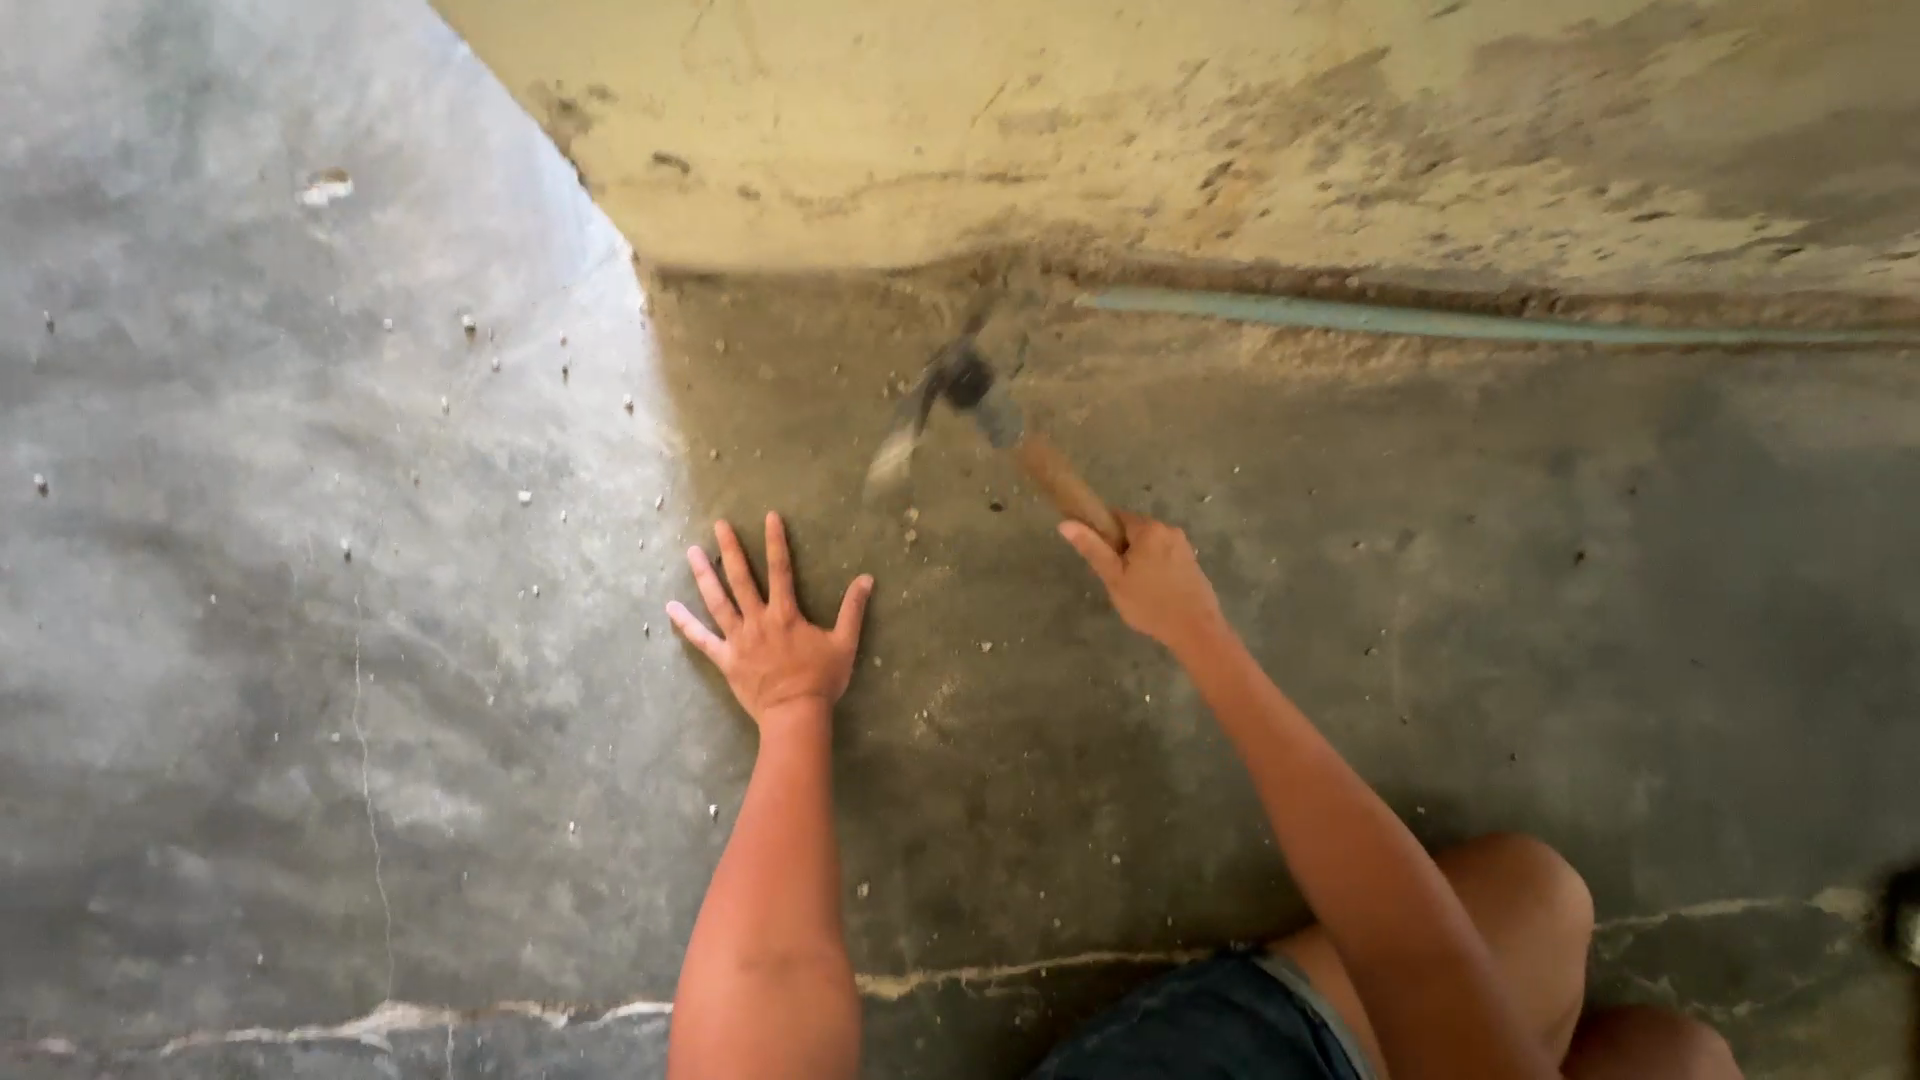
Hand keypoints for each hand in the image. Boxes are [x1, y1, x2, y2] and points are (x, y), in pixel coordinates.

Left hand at [667, 512, 874, 729]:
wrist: (795, 714)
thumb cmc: (821, 679)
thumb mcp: (844, 643)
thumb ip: (853, 610)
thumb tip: (867, 579)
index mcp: (786, 614)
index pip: (781, 569)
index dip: (775, 542)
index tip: (769, 517)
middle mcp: (758, 620)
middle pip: (741, 578)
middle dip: (731, 549)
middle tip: (720, 525)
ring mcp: (738, 639)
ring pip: (717, 601)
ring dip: (705, 576)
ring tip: (692, 552)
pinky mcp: (725, 660)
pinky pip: (702, 640)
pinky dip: (686, 623)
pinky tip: (671, 608)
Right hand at [1060, 510, 1224, 651]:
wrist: (1195, 629)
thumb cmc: (1150, 603)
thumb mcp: (1114, 577)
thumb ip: (1092, 548)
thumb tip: (1065, 523)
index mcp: (1149, 529)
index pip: (1116, 516)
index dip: (1103, 534)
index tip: (1101, 557)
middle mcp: (1169, 529)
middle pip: (1134, 531)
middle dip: (1122, 549)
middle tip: (1116, 578)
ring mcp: (1183, 545)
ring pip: (1150, 545)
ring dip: (1138, 559)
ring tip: (1134, 588)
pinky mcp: (1192, 561)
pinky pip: (1165, 556)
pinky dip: (1155, 567)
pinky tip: (1153, 590)